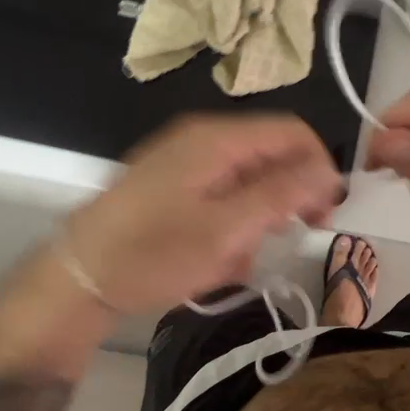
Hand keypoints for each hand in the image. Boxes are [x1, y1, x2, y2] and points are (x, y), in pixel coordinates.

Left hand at [61, 114, 341, 313]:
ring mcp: (183, 162)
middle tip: (298, 237)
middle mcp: (201, 140)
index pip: (292, 132)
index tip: (328, 213)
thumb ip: (281, 195)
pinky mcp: (171, 186)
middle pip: (271, 153)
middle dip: (291, 196)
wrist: (80, 278)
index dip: (320, 168)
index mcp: (217, 140)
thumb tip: (329, 171)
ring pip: (248, 180)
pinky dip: (233, 224)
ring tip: (247, 257)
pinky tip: (222, 259)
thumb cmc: (154, 255)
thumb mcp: (226, 230)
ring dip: (260, 218)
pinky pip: (221, 196)